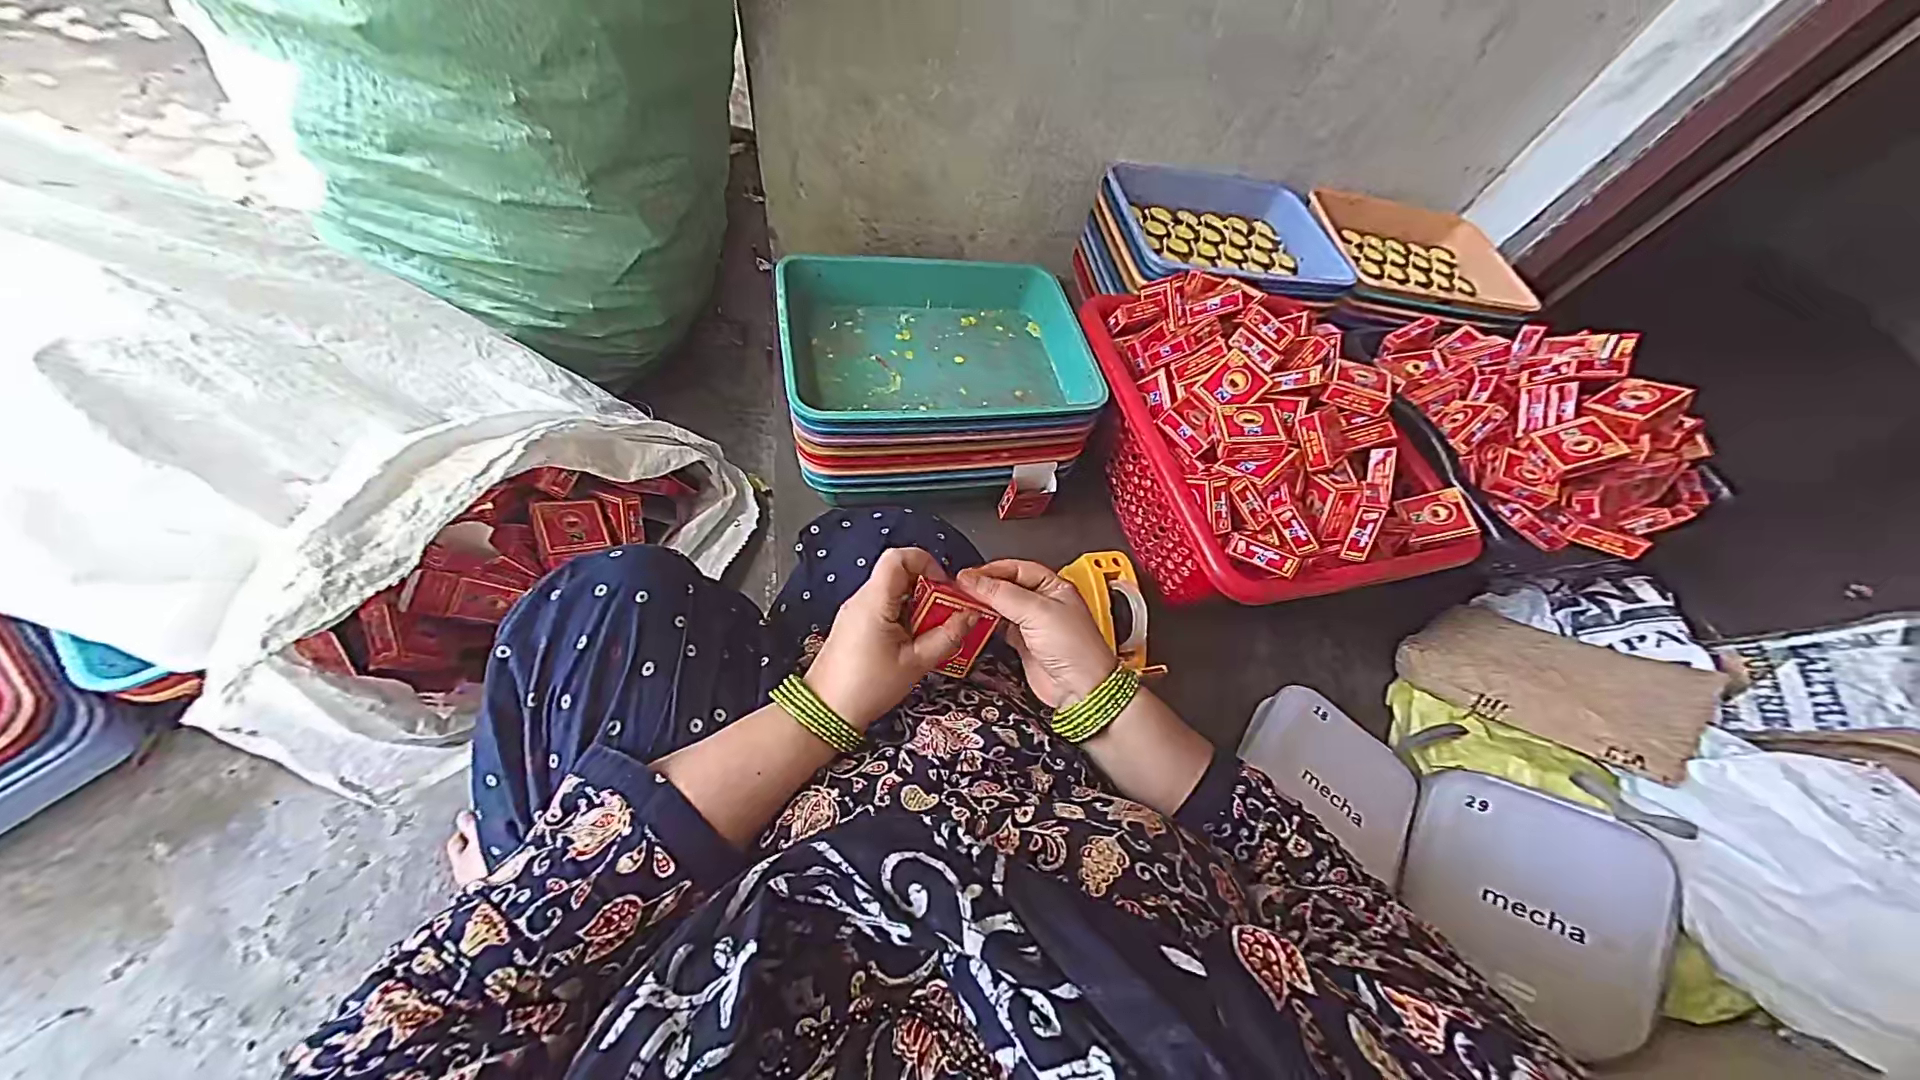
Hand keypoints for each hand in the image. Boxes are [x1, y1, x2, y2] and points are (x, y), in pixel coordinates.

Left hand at [804, 547, 980, 729]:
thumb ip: (947, 636)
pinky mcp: (855, 624)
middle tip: (945, 614)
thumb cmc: (867, 688)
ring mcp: (856, 611)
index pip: (898, 557)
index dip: (926, 562)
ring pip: (893, 591)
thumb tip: (970, 616)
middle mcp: (862, 600)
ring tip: (929, 633)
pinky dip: (903, 616)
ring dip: (917, 605)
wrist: (826, 711)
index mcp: (874, 601)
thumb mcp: (917, 663)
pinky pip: (884, 607)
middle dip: (928, 588)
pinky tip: (911, 642)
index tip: (944, 586)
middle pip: (899, 573)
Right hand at [956, 560, 1116, 708]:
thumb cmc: (1076, 649)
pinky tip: (974, 621)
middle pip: (1006, 586)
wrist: (1080, 689)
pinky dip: (985, 623)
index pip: (1016, 569)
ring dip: (982, 605)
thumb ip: (1002, 594)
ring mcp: (1032, 623)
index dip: (991, 571)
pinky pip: (999, 627)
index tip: (967, 576)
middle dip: (983, 587)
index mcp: (1053, 586)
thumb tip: (973, 579)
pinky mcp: (1022, 643)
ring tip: (963, 603)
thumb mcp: (1037, 611)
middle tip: (960, 589)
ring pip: (1000, 606)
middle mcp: (1042, 602)